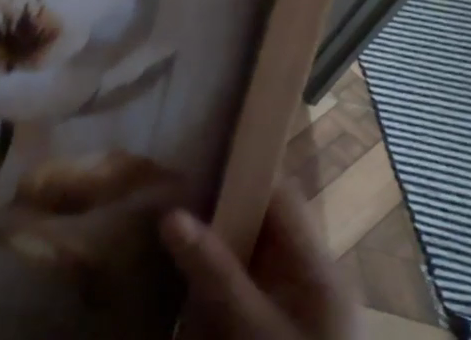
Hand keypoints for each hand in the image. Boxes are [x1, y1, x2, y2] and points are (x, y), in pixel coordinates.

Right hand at [162, 182, 361, 338]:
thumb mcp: (252, 331)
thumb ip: (213, 271)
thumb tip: (169, 211)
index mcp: (317, 268)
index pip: (278, 193)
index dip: (237, 166)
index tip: (185, 149)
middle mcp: (306, 274)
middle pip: (257, 216)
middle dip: (209, 197)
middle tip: (157, 180)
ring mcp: (289, 298)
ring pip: (242, 244)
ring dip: (204, 230)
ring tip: (154, 210)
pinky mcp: (269, 320)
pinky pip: (236, 274)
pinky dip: (206, 261)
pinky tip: (171, 259)